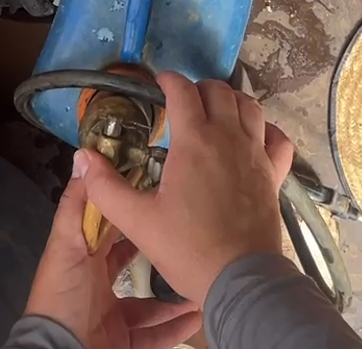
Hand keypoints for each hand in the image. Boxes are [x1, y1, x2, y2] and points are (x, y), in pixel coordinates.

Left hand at [24, 168, 200, 348]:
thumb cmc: (63, 293)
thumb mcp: (67, 243)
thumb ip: (77, 203)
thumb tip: (83, 157)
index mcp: (83, 256)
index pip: (110, 226)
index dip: (131, 209)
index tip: (160, 189)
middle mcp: (98, 283)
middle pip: (132, 261)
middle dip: (157, 249)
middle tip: (185, 233)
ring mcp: (113, 315)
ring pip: (150, 303)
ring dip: (174, 294)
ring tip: (199, 278)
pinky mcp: (124, 342)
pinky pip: (155, 335)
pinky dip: (176, 326)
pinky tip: (197, 314)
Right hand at [78, 72, 294, 302]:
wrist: (240, 282)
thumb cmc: (188, 249)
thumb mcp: (138, 221)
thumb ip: (106, 188)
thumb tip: (82, 156)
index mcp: (195, 140)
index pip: (182, 91)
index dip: (169, 80)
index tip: (159, 83)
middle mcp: (228, 136)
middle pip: (218, 91)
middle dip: (199, 88)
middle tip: (184, 102)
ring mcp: (256, 153)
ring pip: (250, 106)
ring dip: (232, 101)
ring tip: (217, 112)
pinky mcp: (274, 174)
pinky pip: (278, 138)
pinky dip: (267, 130)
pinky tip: (255, 137)